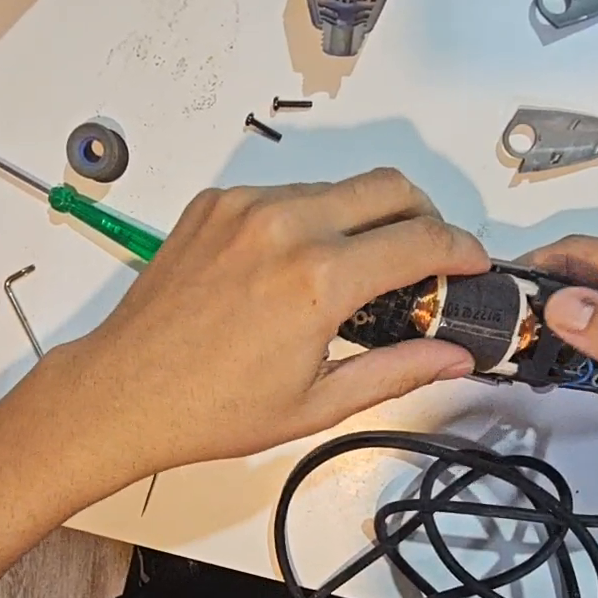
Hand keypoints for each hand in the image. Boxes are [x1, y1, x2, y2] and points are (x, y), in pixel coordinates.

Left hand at [37, 169, 489, 476]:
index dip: (461, 250)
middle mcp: (285, 226)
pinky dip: (312, 217)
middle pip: (389, 187)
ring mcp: (245, 207)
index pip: (421, 241)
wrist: (125, 392)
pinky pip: (287, 192)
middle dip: (424, 217)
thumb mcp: (317, 403)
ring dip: (366, 217)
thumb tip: (454, 357)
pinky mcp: (215, 204)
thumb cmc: (215, 410)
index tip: (472, 263)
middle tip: (426, 260)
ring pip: (338, 187)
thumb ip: (396, 371)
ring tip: (357, 269)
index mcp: (317, 280)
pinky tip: (299, 262)